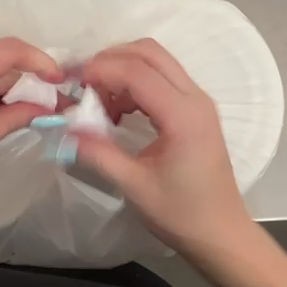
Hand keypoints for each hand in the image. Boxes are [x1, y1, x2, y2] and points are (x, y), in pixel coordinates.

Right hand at [74, 39, 250, 255]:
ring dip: (122, 69)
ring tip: (98, 101)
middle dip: (110, 59)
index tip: (72, 83)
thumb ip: (98, 153)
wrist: (221, 234)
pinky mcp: (195, 109)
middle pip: (148, 52)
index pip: (137, 72)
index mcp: (183, 116)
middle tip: (82, 84)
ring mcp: (198, 101)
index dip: (100, 70)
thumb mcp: (134, 186)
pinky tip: (119, 111)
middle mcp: (195, 98)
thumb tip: (65, 130)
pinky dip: (135, 81)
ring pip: (156, 60)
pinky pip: (162, 77)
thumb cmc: (181, 214)